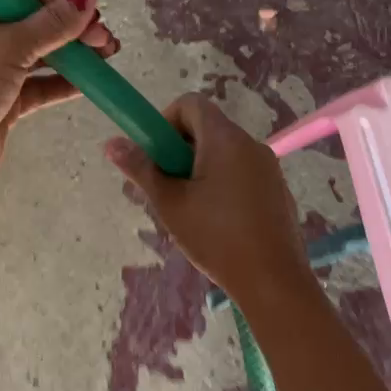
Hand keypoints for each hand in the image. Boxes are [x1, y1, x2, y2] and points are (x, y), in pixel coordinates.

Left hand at [0, 0, 117, 191]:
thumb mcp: (7, 48)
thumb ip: (49, 25)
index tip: (88, 7)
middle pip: (37, 21)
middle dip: (73, 25)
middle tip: (104, 38)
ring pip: (44, 54)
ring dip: (76, 53)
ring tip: (109, 55)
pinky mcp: (8, 103)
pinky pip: (43, 86)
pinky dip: (67, 82)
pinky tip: (93, 82)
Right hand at [103, 94, 313, 303]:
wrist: (275, 286)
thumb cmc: (217, 238)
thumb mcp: (169, 203)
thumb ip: (140, 168)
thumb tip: (111, 144)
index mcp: (225, 139)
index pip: (191, 104)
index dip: (167, 120)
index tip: (158, 154)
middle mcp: (251, 145)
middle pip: (206, 128)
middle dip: (180, 149)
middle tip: (167, 185)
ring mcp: (269, 169)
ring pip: (224, 153)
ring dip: (200, 169)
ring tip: (189, 209)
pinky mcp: (279, 193)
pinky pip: (242, 173)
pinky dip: (224, 184)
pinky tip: (218, 223)